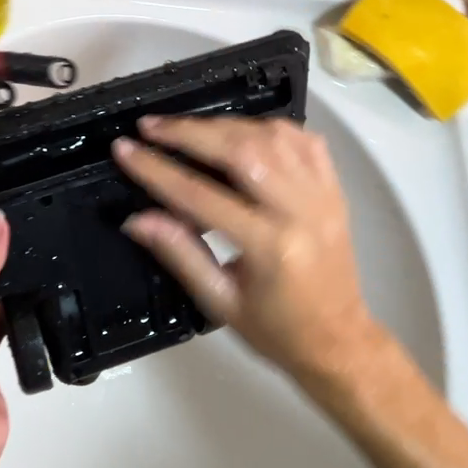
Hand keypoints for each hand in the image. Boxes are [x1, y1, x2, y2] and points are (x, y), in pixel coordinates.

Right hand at [115, 116, 467, 467]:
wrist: (341, 343)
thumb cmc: (277, 330)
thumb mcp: (219, 302)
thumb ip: (179, 253)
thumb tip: (135, 218)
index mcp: (269, 248)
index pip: (201, 195)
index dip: (157, 169)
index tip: (125, 150)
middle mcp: (300, 212)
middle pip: (239, 151)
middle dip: (188, 133)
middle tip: (150, 126)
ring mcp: (322, 194)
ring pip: (269, 136)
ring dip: (223, 124)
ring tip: (187, 128)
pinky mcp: (333, 187)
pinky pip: (301, 138)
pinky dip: (265, 126)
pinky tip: (239, 130)